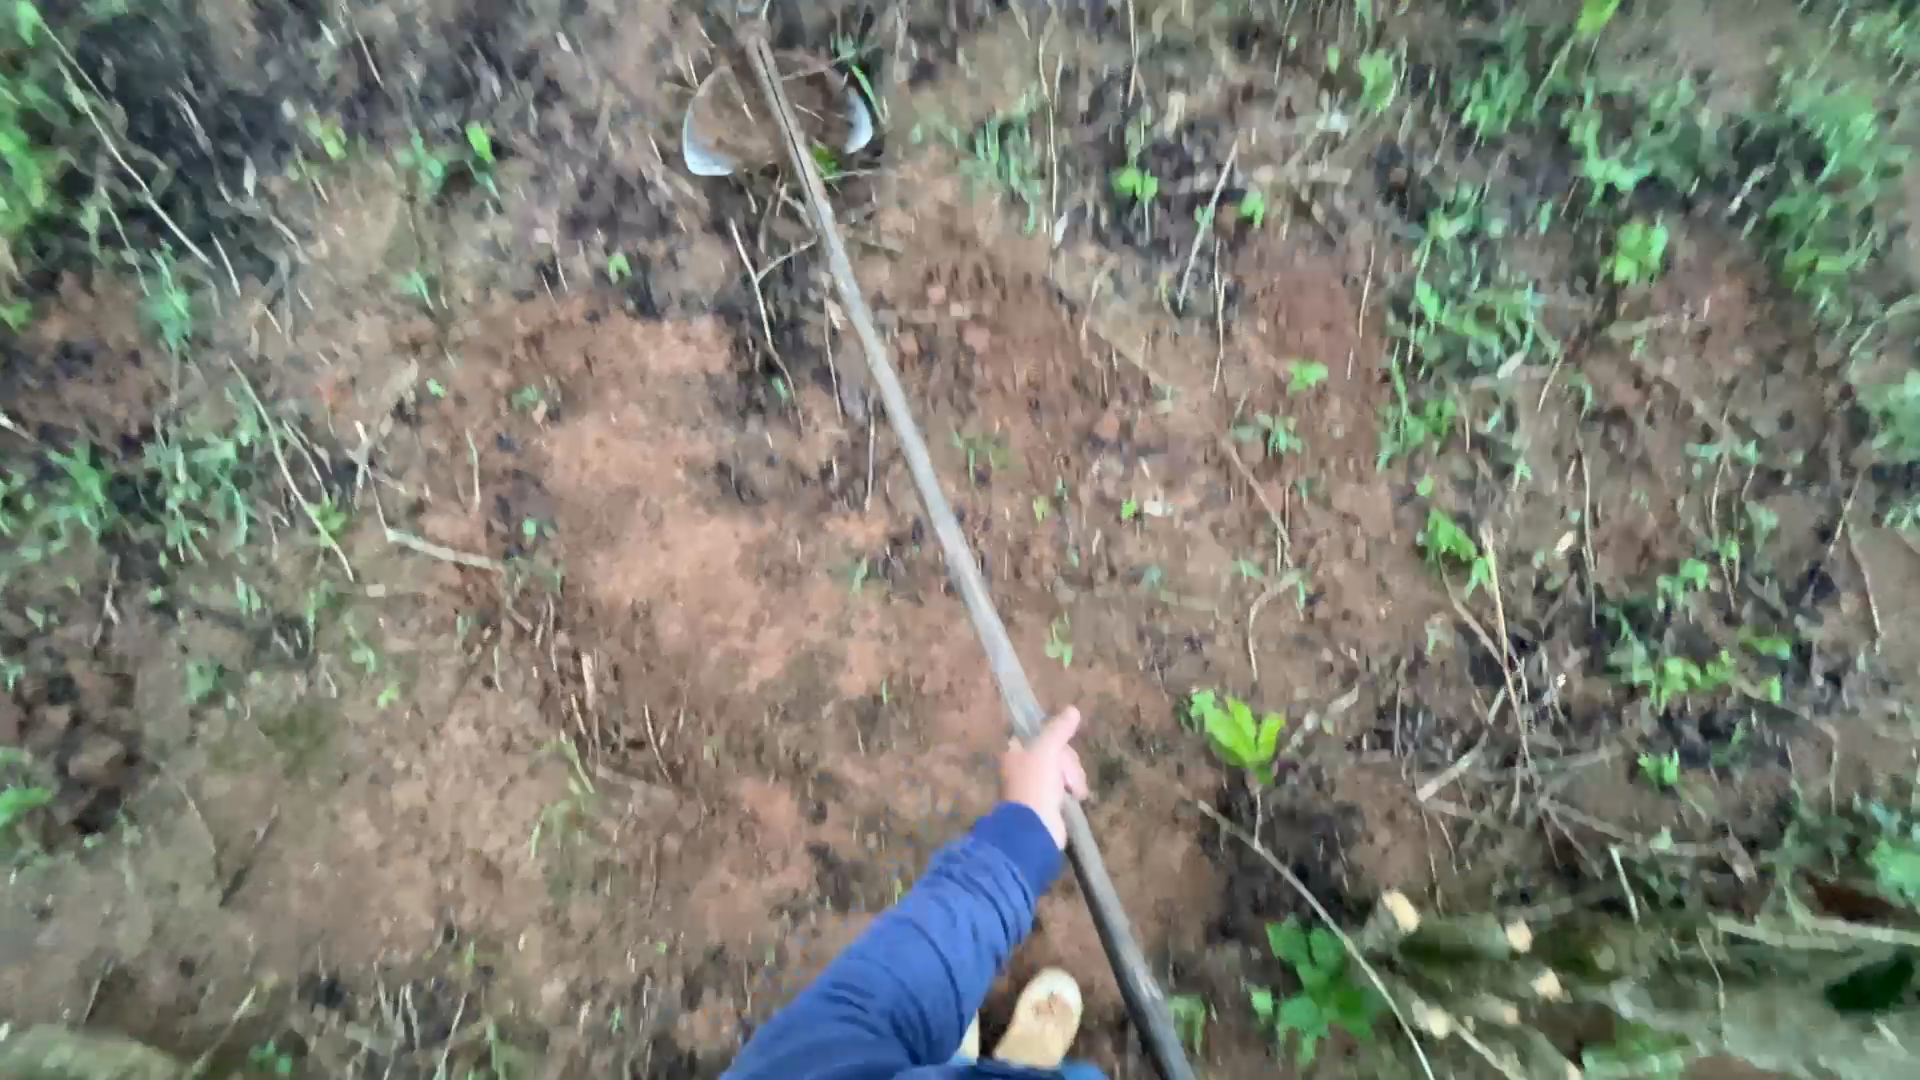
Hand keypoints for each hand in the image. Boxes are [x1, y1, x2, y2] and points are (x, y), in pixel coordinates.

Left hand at [1000, 707, 1089, 848]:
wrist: (1034, 830)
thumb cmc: (1035, 785)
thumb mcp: (1046, 750)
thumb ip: (1059, 729)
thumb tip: (1073, 709)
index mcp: (1015, 752)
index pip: (1040, 734)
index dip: (1056, 739)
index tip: (1064, 748)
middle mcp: (1022, 767)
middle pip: (1056, 752)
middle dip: (1068, 763)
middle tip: (1069, 777)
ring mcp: (1035, 786)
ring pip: (1063, 770)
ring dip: (1074, 778)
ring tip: (1076, 792)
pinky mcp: (1047, 803)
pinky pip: (1065, 788)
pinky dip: (1074, 791)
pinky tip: (1078, 797)